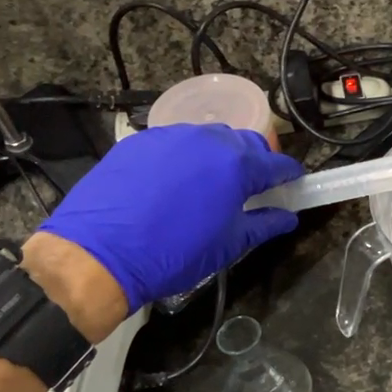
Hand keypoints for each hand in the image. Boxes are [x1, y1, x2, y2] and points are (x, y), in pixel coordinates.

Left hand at [38, 124, 304, 311]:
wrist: (98, 254)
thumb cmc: (175, 252)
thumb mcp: (229, 244)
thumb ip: (264, 225)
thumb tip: (287, 217)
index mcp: (237, 164)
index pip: (277, 163)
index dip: (289, 175)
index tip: (292, 184)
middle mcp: (208, 140)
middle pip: (245, 142)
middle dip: (257, 160)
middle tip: (254, 185)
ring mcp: (171, 137)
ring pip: (209, 138)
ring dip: (220, 155)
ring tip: (214, 182)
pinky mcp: (139, 143)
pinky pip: (175, 143)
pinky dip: (186, 158)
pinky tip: (176, 183)